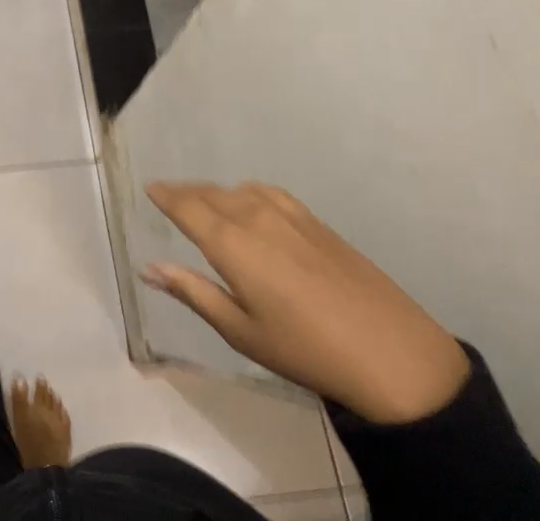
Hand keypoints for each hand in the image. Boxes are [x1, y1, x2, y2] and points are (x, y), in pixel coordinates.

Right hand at [143, 181, 470, 424]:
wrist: (390, 352)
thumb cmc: (303, 349)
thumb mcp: (240, 331)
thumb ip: (194, 292)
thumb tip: (150, 268)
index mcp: (233, 244)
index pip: (188, 207)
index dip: (166, 196)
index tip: (149, 187)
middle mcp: (257, 218)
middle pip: (212, 194)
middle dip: (187, 192)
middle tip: (168, 194)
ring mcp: (292, 216)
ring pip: (241, 191)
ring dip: (217, 192)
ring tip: (204, 201)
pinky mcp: (318, 223)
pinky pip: (270, 193)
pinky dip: (248, 193)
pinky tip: (251, 205)